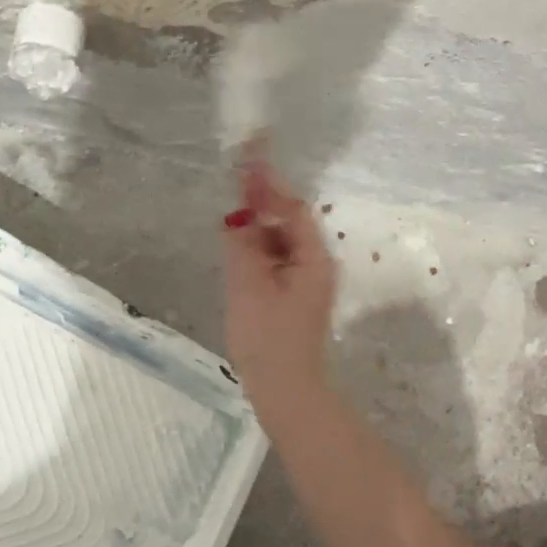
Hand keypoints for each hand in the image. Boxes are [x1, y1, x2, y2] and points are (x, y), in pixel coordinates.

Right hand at [222, 159, 336, 402]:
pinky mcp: (293, 299)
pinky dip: (258, 250)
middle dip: (262, 200)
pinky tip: (237, 250)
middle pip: (288, 221)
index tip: (248, 155)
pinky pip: (276, 262)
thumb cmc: (268, 338)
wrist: (286, 391)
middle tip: (235, 177)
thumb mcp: (248, 286)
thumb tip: (237, 214)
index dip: (268, 181)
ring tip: (231, 211)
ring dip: (258, 226)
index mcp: (312, 257)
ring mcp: (306, 283)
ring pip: (281, 242)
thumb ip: (242, 245)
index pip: (291, 206)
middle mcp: (315, 265)